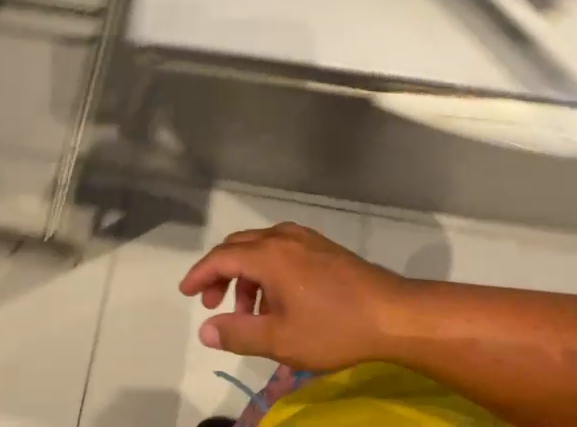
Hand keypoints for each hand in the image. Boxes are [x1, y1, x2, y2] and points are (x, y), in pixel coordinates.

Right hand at [178, 222, 412, 370]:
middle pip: (239, 246)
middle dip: (221, 274)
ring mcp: (305, 238)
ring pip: (262, 248)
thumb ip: (238, 333)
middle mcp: (283, 236)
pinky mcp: (323, 247)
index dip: (200, 274)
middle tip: (212, 305)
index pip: (221, 257)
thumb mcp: (280, 340)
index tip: (185, 292)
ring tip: (250, 314)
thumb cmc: (332, 327)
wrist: (390, 313)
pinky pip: (282, 250)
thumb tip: (205, 330)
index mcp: (269, 254)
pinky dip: (268, 271)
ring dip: (246, 275)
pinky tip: (277, 301)